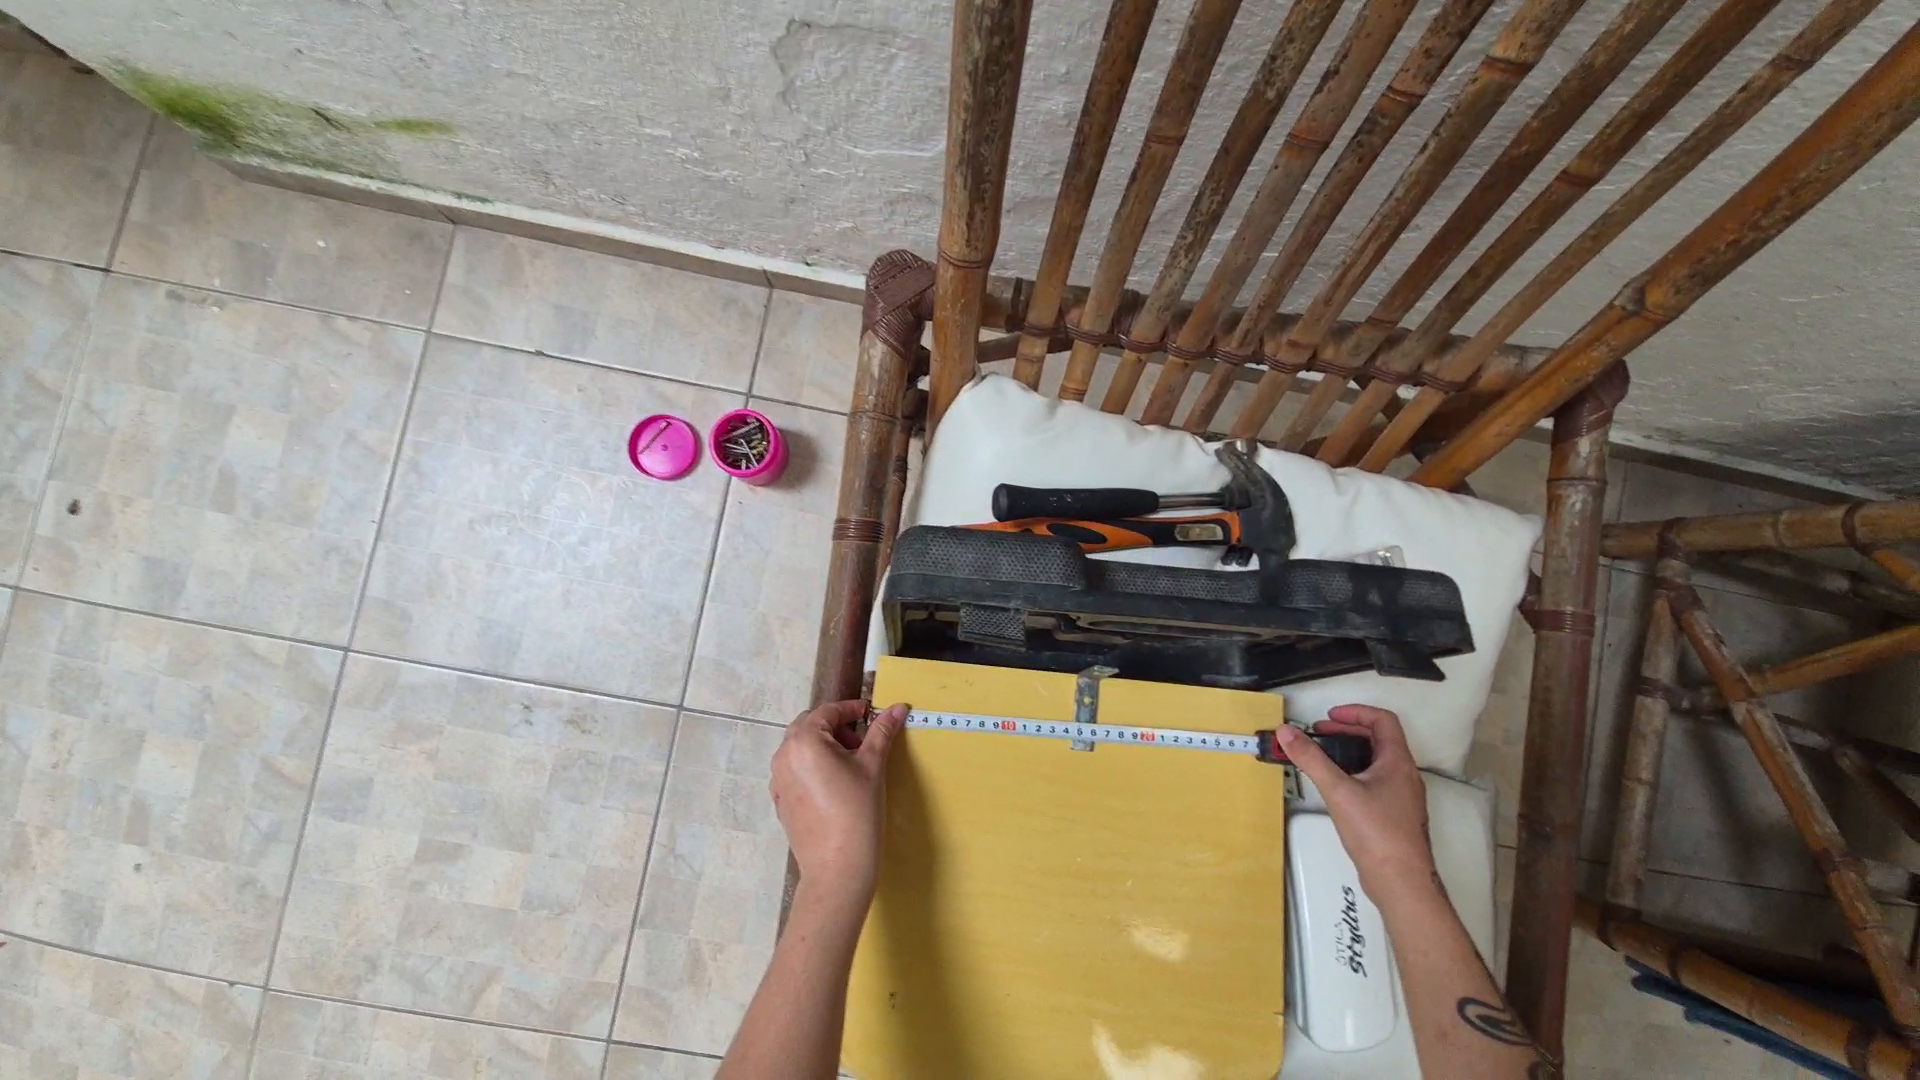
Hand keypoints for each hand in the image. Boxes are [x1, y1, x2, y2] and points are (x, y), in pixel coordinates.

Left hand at [770, 700, 906, 906]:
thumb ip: (882, 732)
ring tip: (851, 763)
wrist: (837, 868)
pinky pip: (794, 770)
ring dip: (824, 745)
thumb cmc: (857, 812)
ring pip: (800, 748)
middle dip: (836, 726)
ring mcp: (777, 780)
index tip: (871, 712)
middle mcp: (784, 755)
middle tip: (862, 740)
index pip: (827, 712)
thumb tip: (897, 707)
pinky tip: (835, 784)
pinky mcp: (780, 800)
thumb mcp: (872, 766)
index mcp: (804, 741)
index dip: (851, 709)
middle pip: (809, 726)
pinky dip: (813, 766)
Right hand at [1275, 705, 1435, 898]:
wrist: (1401, 882)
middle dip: (1347, 730)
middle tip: (1318, 733)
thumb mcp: (1338, 790)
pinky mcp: (1394, 814)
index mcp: (1397, 762)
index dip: (1355, 711)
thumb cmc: (1376, 832)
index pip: (1383, 720)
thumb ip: (1311, 759)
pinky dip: (1353, 771)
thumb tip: (1285, 731)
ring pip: (1376, 760)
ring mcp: (1401, 796)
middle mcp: (1404, 775)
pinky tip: (1335, 786)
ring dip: (1350, 751)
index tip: (1328, 716)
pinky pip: (1375, 780)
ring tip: (1323, 756)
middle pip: (1379, 738)